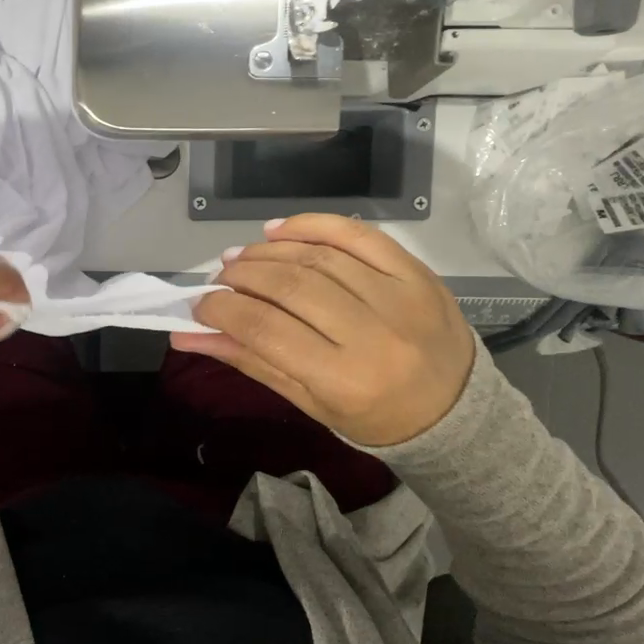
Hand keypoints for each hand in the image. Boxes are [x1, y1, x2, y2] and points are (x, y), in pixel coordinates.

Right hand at [169, 215, 476, 446]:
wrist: (455, 411)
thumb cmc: (373, 417)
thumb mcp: (307, 401)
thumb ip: (249, 360)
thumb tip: (187, 335)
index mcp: (344, 379)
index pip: (267, 329)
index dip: (223, 309)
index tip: (198, 304)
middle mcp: (374, 333)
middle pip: (290, 287)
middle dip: (242, 276)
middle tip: (219, 278)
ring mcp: (399, 297)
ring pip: (318, 257)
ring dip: (268, 251)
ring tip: (241, 257)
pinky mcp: (416, 273)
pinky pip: (358, 235)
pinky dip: (313, 226)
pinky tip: (279, 230)